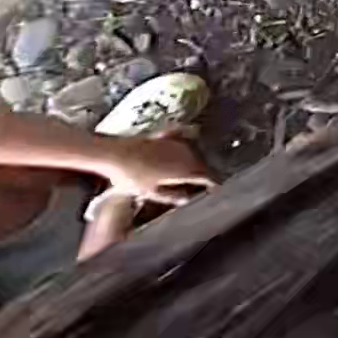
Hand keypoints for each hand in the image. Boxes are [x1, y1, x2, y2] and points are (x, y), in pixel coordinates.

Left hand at [98, 137, 215, 204]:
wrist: (120, 154)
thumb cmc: (132, 177)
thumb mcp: (148, 192)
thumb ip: (169, 196)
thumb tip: (187, 200)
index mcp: (185, 170)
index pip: (205, 176)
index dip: (212, 182)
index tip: (217, 188)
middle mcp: (189, 155)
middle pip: (202, 164)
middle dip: (204, 173)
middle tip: (204, 182)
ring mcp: (181, 145)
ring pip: (195, 154)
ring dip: (197, 162)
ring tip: (194, 169)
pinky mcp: (173, 138)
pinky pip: (188, 143)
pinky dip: (190, 150)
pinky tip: (187, 151)